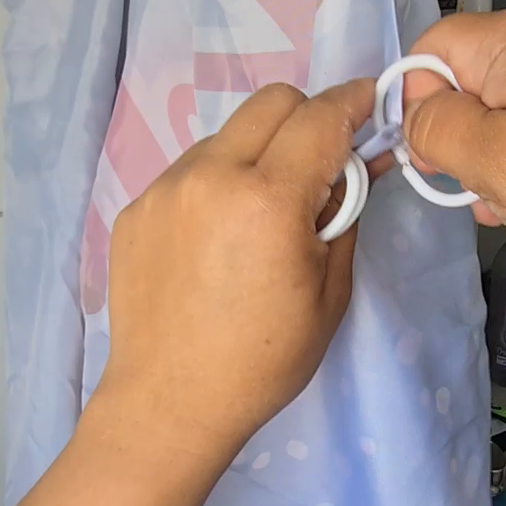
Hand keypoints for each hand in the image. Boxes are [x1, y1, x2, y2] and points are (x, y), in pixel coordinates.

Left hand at [93, 81, 369, 459]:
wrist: (170, 403)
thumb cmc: (262, 363)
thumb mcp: (328, 296)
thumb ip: (345, 217)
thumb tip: (358, 168)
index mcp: (267, 200)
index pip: (322, 116)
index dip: (356, 102)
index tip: (371, 104)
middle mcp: (209, 177)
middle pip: (271, 103)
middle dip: (306, 120)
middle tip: (317, 169)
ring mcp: (163, 190)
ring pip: (225, 137)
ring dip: (255, 156)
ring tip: (255, 219)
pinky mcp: (135, 210)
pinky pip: (188, 173)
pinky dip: (214, 187)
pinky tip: (212, 242)